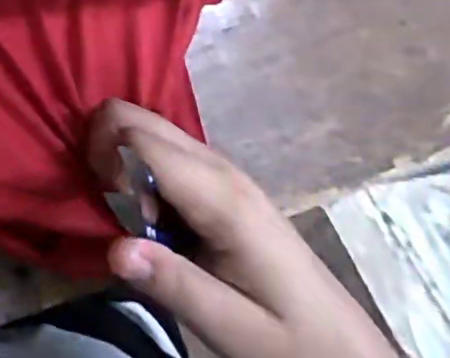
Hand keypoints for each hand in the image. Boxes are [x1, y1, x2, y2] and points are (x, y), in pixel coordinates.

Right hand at [87, 100, 397, 357]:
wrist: (345, 349)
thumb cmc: (292, 340)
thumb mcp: (233, 330)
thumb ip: (174, 285)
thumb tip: (114, 250)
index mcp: (221, 194)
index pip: (138, 139)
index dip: (110, 167)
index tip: (122, 217)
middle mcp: (216, 164)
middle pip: (133, 116)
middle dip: (104, 151)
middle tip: (118, 211)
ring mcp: (216, 166)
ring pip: (141, 124)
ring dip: (117, 159)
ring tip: (135, 217)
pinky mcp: (214, 177)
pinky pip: (156, 146)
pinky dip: (133, 166)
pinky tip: (150, 214)